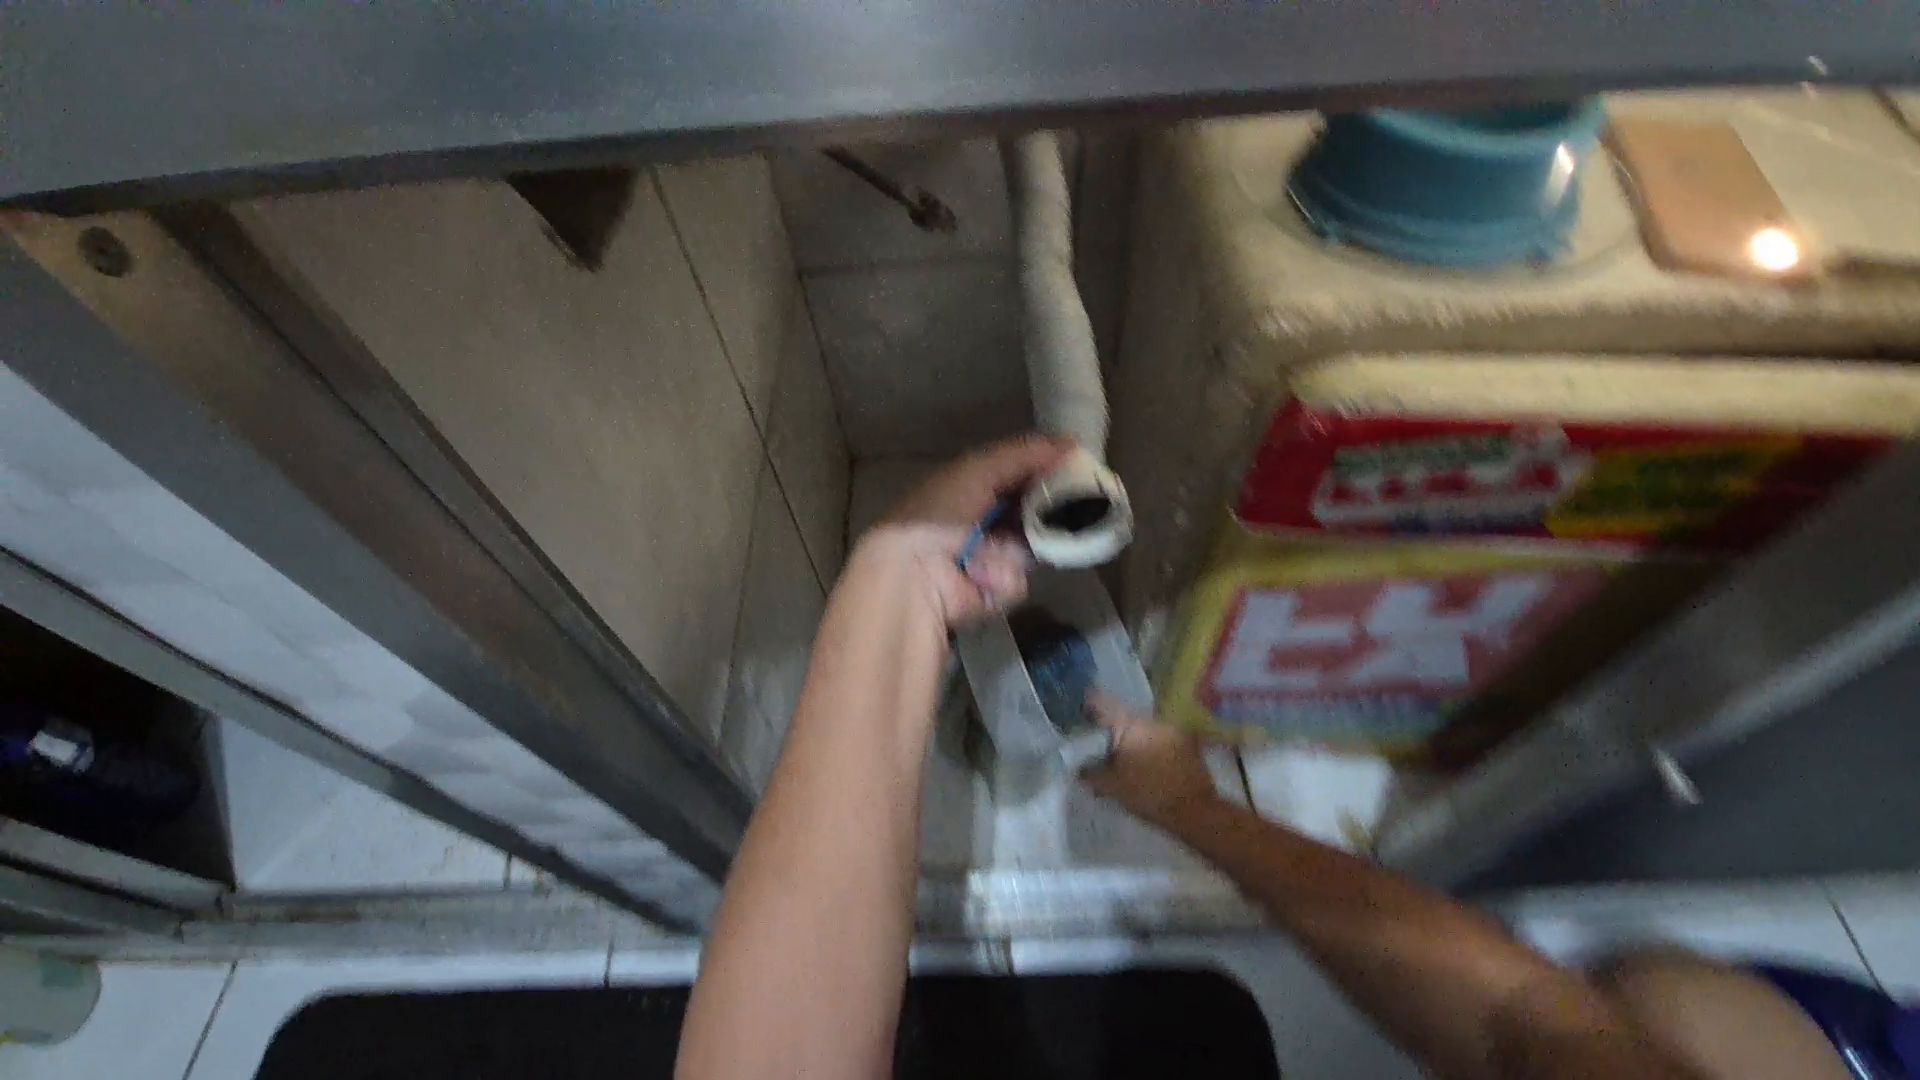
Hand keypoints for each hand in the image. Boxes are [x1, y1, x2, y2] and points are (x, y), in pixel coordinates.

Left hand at [852, 435, 1073, 627]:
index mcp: (972, 489)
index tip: (1077, 468)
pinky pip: (1018, 579)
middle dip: (1047, 513)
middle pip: (1034, 513)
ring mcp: (990, 559)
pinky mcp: (993, 592)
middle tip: (1067, 509)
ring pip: (1033, 548)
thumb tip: (1072, 443)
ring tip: (997, 547)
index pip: (1020, 476)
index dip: (1048, 471)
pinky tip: (981, 574)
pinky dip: (1002, 576)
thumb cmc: (940, 512)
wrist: (914, 572)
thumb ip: (1023, 456)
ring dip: (1018, 548)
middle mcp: (983, 522)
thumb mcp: (979, 471)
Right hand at [1081, 692, 1225, 829]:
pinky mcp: (1188, 743)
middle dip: (1111, 730)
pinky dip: (1150, 747)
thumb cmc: (1148, 795)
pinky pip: (1160, 738)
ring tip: (1124, 761)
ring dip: (1133, 740)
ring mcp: (1173, 729)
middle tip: (1100, 749)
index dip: (1086, 707)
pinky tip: (1147, 767)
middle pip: (1123, 716)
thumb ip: (1090, 773)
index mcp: (1130, 723)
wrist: (1195, 812)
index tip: (1078, 718)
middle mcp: (1152, 718)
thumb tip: (1078, 767)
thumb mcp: (1111, 787)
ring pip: (1143, 728)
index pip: (1101, 702)